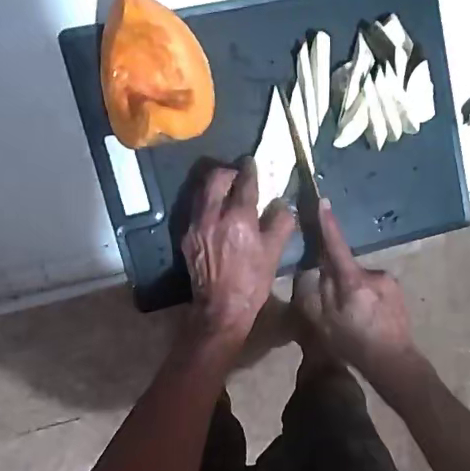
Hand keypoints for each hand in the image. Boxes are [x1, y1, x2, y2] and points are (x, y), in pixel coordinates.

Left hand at [182, 160, 295, 342]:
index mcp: (239, 218)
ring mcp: (196, 226)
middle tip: (238, 174)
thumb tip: (282, 203)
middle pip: (216, 178)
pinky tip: (216, 212)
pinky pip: (196, 209)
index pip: (244, 182)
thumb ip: (280, 222)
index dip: (249, 169)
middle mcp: (213, 216)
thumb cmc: (252, 281)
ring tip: (226, 189)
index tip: (251, 162)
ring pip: (202, 192)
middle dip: (228, 171)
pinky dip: (207, 203)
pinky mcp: (187, 236)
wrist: (220, 308)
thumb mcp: (274, 252)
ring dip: (215, 185)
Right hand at [294, 198, 420, 382]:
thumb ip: (318, 290)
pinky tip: (366, 321)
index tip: (323, 201)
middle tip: (333, 308)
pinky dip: (365, 300)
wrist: (395, 363)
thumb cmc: (354, 344)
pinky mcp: (398, 293)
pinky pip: (373, 289)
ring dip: (353, 292)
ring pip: (360, 280)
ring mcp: (389, 283)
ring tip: (353, 321)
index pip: (336, 245)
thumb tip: (319, 269)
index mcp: (353, 280)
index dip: (327, 223)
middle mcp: (373, 274)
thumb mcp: (323, 321)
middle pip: (346, 268)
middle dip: (337, 279)